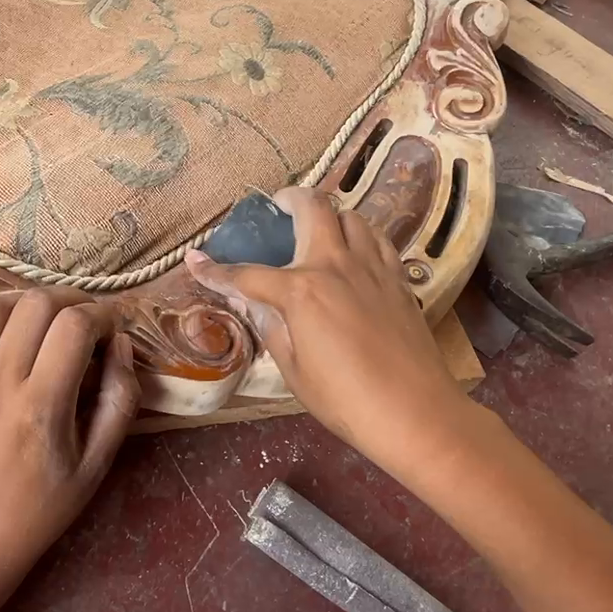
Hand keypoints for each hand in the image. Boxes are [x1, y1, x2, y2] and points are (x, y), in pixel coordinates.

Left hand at [0, 267, 140, 579]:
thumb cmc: (46, 503)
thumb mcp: (99, 462)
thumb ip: (119, 399)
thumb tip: (121, 342)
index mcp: (41, 407)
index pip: (74, 328)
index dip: (103, 316)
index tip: (113, 328)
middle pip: (35, 306)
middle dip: (72, 300)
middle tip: (86, 318)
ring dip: (24, 296)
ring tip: (44, 311)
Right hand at [184, 187, 468, 459]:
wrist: (417, 413)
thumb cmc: (346, 400)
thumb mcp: (294, 370)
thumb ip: (270, 325)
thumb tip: (249, 301)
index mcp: (302, 290)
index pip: (248, 274)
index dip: (216, 271)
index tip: (195, 261)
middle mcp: (336, 265)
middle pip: (313, 207)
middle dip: (289, 199)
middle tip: (278, 208)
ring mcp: (372, 267)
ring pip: (350, 215)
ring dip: (329, 214)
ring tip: (318, 229)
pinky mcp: (398, 278)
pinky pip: (376, 238)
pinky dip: (359, 234)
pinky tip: (353, 251)